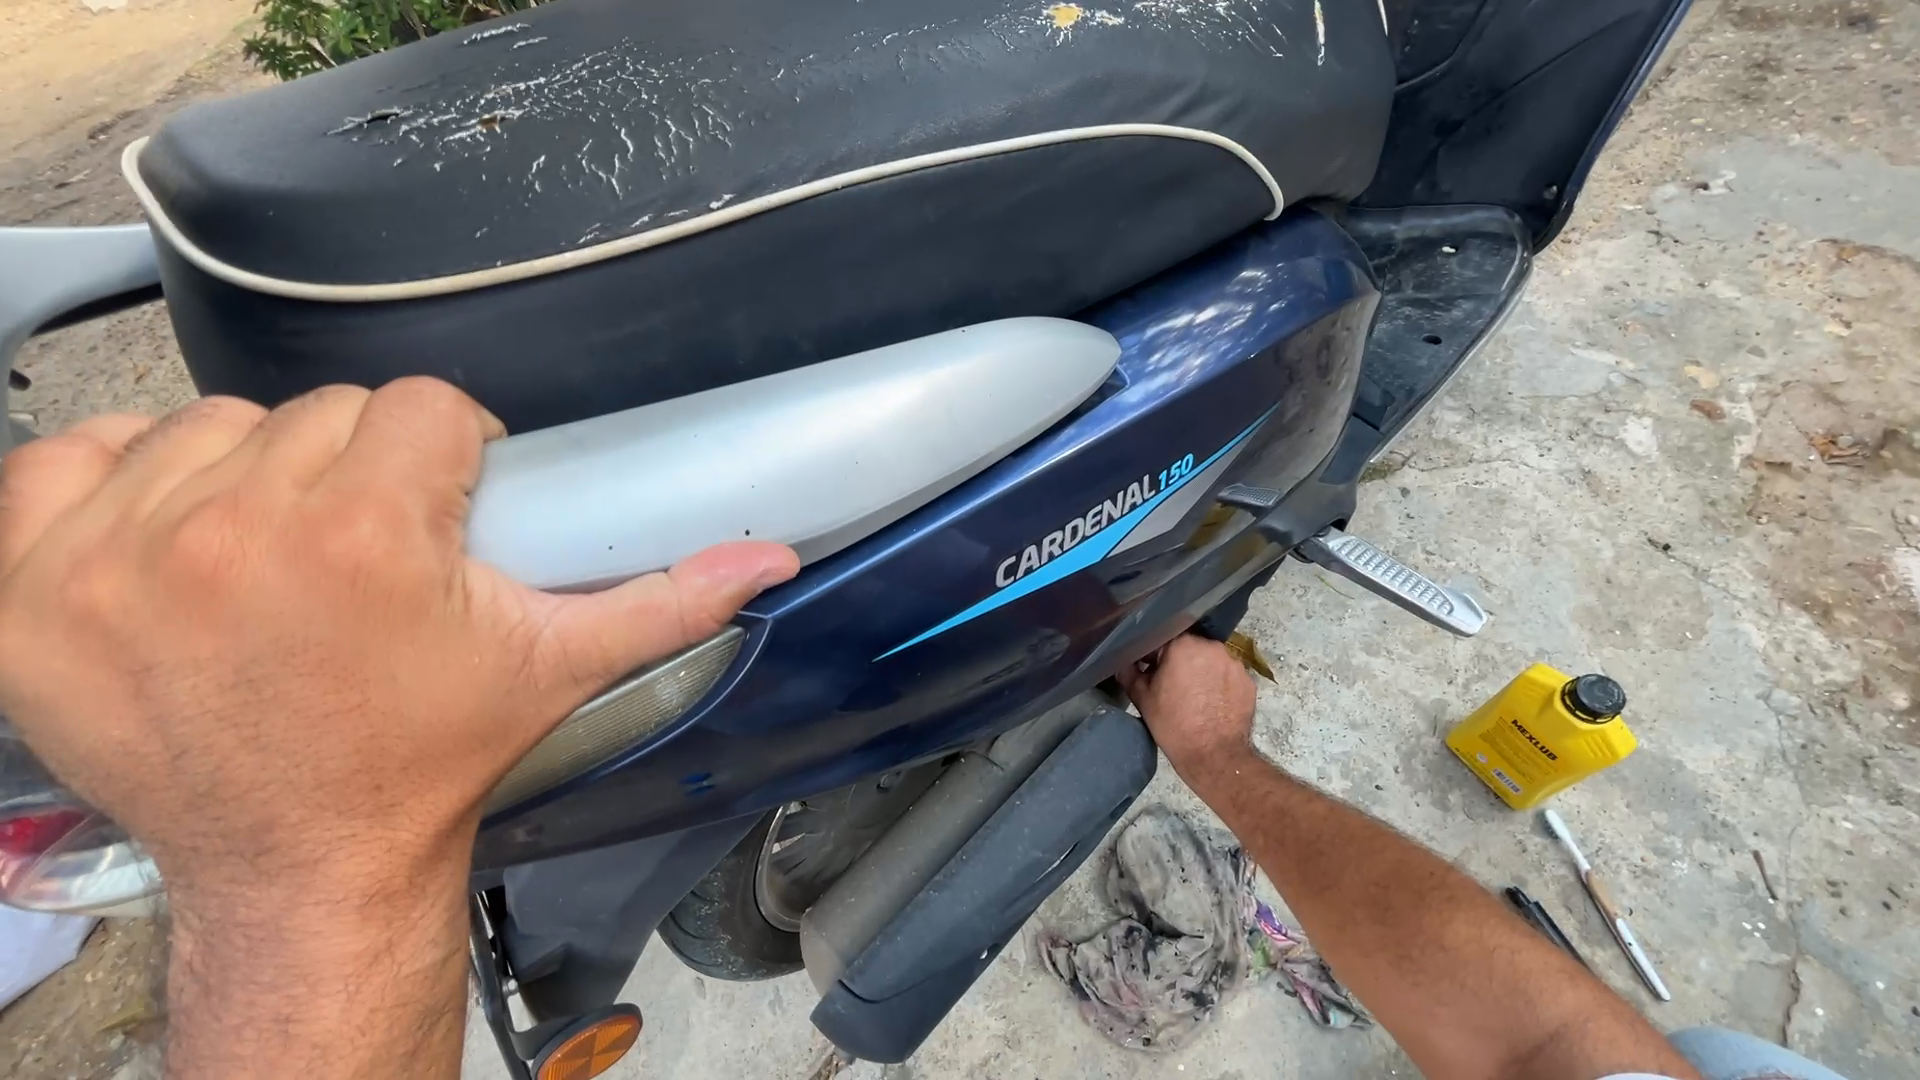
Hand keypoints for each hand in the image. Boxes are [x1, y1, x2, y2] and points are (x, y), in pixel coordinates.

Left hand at [0, 379, 797, 904]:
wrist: (311, 855)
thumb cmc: (440, 750)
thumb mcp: (567, 665)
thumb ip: (675, 600)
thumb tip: (773, 559)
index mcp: (368, 536)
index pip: (425, 406)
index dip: (454, 451)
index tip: (455, 501)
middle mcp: (232, 528)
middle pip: (325, 412)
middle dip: (369, 465)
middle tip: (388, 541)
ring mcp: (114, 556)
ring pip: (211, 425)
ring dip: (263, 471)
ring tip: (299, 549)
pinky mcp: (26, 589)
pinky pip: (75, 459)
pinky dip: (132, 486)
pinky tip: (191, 546)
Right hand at [1116, 633, 1257, 777]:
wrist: (1214, 756)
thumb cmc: (1173, 725)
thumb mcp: (1142, 698)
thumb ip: (1129, 674)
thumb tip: (1123, 663)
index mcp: (1182, 645)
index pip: (1161, 641)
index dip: (1151, 657)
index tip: (1148, 672)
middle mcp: (1211, 647)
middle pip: (1188, 648)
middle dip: (1179, 662)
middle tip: (1170, 686)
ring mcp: (1234, 664)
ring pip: (1210, 661)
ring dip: (1201, 672)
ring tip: (1194, 696)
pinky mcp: (1248, 681)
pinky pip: (1227, 676)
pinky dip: (1219, 684)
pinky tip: (1211, 703)